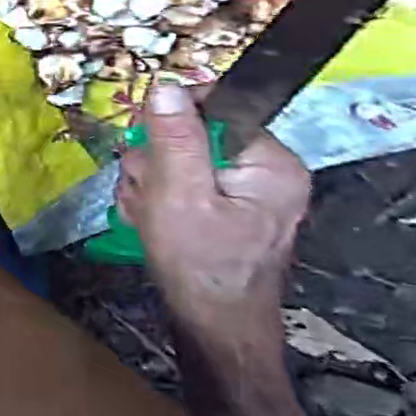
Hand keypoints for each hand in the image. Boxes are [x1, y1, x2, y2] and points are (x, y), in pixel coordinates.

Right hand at [116, 83, 309, 348]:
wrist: (210, 328)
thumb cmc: (200, 263)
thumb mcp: (179, 195)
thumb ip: (174, 139)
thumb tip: (166, 86)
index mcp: (269, 162)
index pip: (214, 106)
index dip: (170, 119)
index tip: (146, 147)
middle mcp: (261, 170)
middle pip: (188, 133)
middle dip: (153, 161)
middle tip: (149, 194)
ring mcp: (241, 191)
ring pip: (173, 158)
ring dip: (147, 183)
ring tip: (147, 213)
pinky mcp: (221, 207)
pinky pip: (175, 182)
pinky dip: (154, 198)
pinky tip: (150, 219)